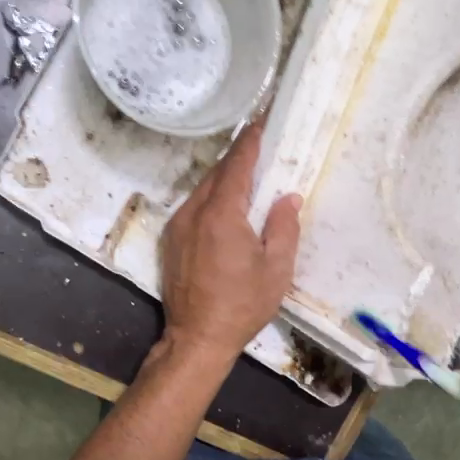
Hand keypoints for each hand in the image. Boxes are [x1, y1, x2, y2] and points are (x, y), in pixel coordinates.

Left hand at [159, 121, 303, 360]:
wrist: (197, 338)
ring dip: (224, 181)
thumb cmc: (241, 306)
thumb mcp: (276, 270)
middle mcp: (194, 212)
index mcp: (222, 214)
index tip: (263, 121)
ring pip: (202, 190)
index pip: (237, 164)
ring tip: (247, 180)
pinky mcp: (171, 242)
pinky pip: (193, 209)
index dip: (251, 141)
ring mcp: (177, 226)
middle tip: (262, 150)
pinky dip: (211, 201)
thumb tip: (288, 198)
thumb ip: (284, 228)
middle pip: (217, 173)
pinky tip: (227, 211)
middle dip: (239, 159)